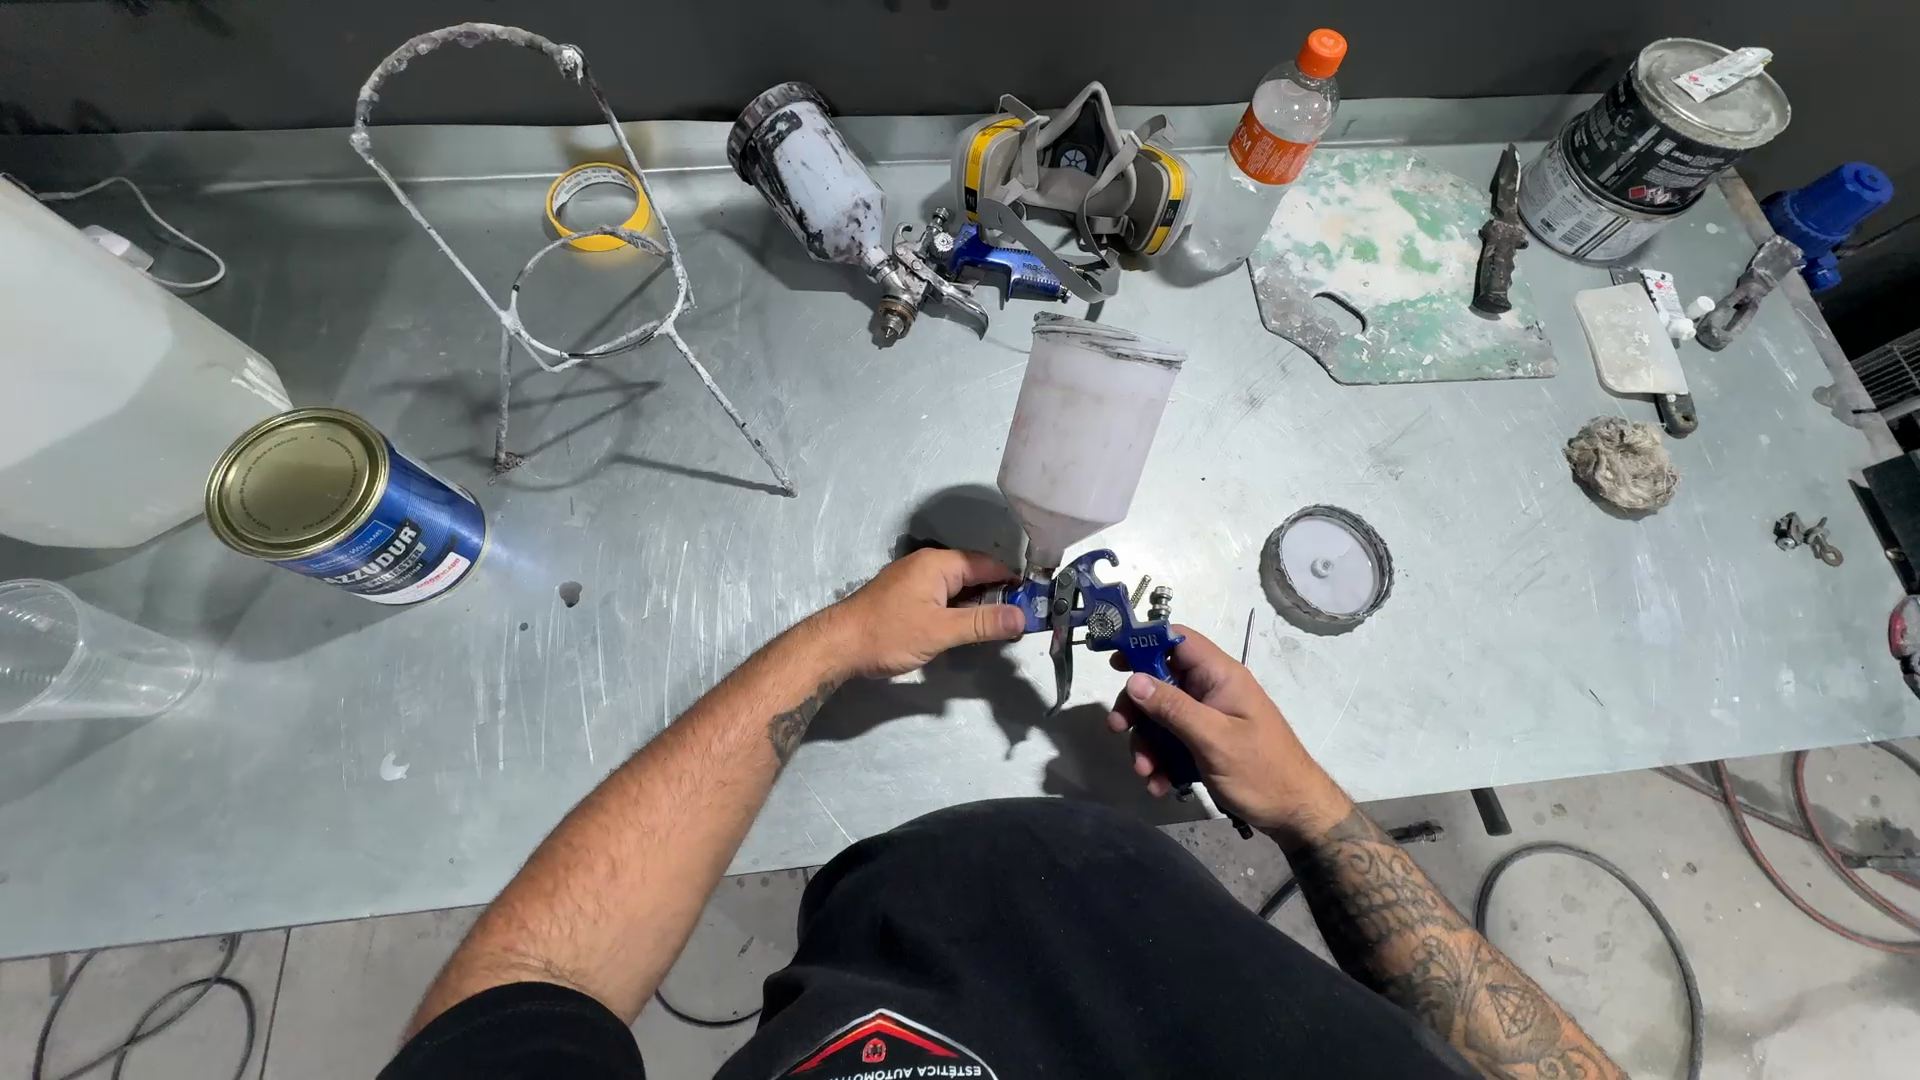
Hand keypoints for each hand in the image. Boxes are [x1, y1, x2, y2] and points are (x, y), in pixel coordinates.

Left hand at [815, 548, 1025, 679]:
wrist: (838, 645)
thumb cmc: (889, 633)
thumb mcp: (941, 630)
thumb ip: (982, 623)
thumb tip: (1022, 617)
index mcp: (938, 563)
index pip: (987, 564)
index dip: (1013, 581)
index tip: (1035, 601)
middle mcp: (928, 565)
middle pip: (974, 574)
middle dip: (999, 594)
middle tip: (1022, 619)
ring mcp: (915, 580)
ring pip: (959, 587)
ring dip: (979, 604)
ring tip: (1001, 626)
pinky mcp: (907, 597)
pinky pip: (944, 596)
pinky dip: (960, 609)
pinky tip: (968, 627)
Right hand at [1107, 626, 1352, 844]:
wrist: (1296, 816)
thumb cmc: (1262, 771)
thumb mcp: (1214, 739)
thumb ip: (1173, 708)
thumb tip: (1133, 679)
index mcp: (1220, 676)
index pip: (1178, 641)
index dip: (1145, 643)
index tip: (1117, 661)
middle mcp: (1211, 690)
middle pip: (1160, 682)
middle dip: (1137, 707)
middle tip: (1117, 727)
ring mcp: (1208, 717)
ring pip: (1161, 716)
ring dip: (1146, 742)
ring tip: (1144, 771)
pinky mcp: (1204, 743)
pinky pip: (1171, 742)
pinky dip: (1160, 761)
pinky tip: (1159, 784)